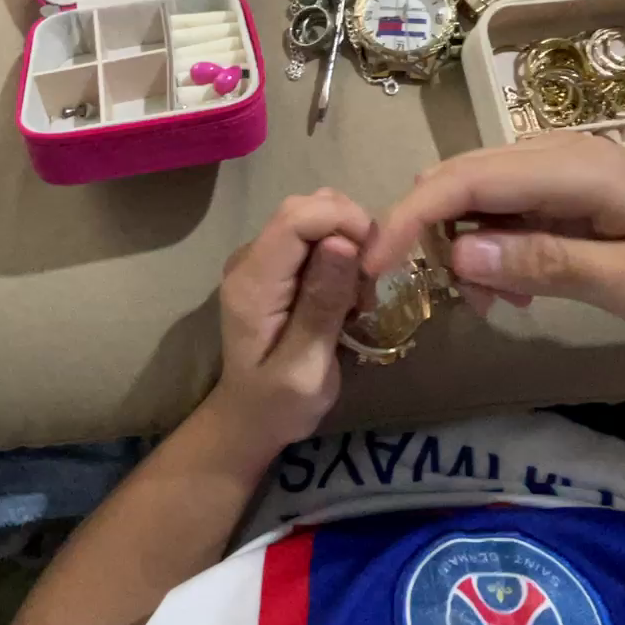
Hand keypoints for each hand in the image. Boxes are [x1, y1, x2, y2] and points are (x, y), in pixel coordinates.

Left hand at [211, 189, 372, 447]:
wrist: (250, 417)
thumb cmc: (279, 403)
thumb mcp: (306, 367)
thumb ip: (322, 304)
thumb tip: (342, 242)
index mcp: (252, 283)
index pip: (294, 218)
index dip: (342, 220)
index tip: (376, 257)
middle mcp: (249, 259)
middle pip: (304, 208)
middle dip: (349, 230)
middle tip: (370, 282)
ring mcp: (259, 259)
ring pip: (311, 216)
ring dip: (348, 242)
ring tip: (359, 293)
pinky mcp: (274, 265)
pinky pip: (312, 236)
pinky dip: (341, 254)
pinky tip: (347, 293)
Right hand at [365, 132, 624, 336]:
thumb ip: (552, 264)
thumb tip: (460, 251)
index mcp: (578, 167)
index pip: (469, 177)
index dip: (412, 214)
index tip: (374, 262)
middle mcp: (556, 155)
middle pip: (458, 177)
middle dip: (428, 232)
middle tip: (444, 295)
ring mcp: (555, 170)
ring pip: (469, 195)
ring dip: (459, 246)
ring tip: (494, 305)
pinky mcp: (555, 191)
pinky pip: (495, 211)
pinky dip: (484, 249)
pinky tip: (512, 290)